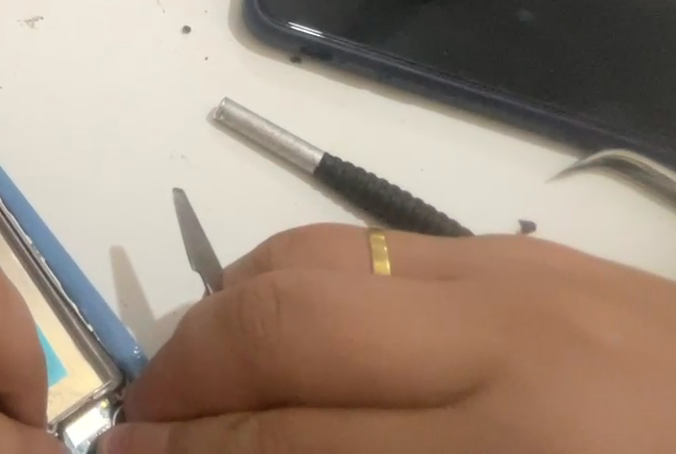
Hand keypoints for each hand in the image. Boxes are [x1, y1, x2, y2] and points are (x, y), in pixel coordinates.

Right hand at [105, 225, 675, 453]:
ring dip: (223, 314)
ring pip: (305, 257)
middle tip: (141, 422)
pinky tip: (282, 330)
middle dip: (186, 374)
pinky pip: (361, 241)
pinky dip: (288, 281)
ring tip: (198, 371)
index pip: (298, 445)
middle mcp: (525, 343)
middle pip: (282, 324)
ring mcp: (529, 275)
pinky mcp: (534, 252)